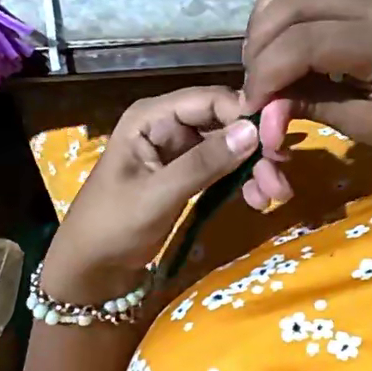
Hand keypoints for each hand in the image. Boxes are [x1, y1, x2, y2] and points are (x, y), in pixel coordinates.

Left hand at [41, 87, 258, 305]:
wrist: (92, 271)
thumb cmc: (112, 227)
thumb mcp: (157, 195)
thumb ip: (203, 163)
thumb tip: (252, 130)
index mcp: (152, 117)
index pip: (210, 99)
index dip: (246, 113)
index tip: (277, 141)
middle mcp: (170, 124)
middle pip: (226, 121)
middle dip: (256, 146)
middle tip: (279, 177)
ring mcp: (181, 149)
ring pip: (232, 145)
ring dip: (256, 167)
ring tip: (274, 195)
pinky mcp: (190, 173)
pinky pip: (227, 167)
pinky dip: (245, 181)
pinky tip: (258, 200)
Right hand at [238, 0, 371, 207]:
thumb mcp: (364, 127)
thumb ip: (309, 107)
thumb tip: (258, 110)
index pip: (306, 40)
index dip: (267, 71)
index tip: (251, 103)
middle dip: (261, 40)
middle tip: (253, 79)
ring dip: (267, 14)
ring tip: (261, 56)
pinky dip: (283, 2)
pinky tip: (279, 35)